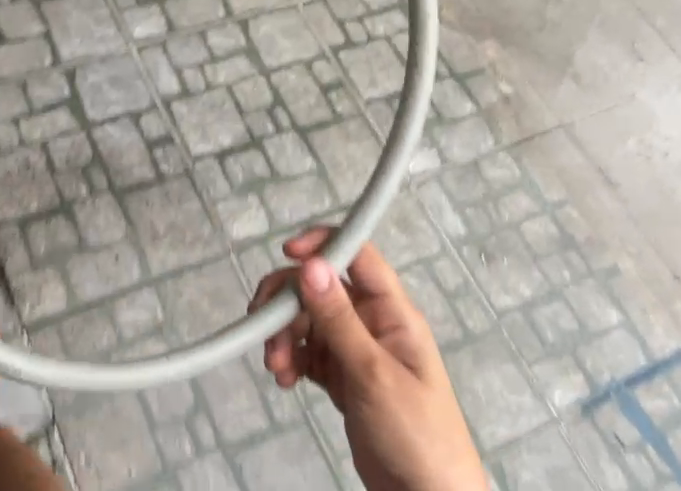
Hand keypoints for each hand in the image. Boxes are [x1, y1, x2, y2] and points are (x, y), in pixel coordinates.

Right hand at [250, 228, 485, 490]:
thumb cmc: (417, 435)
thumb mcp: (373, 374)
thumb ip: (339, 319)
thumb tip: (310, 265)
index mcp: (392, 313)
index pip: (357, 255)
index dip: (321, 245)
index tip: (287, 254)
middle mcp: (371, 322)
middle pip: (318, 287)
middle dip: (287, 302)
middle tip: (264, 323)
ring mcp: (354, 348)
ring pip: (305, 318)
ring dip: (282, 335)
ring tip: (275, 366)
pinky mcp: (340, 374)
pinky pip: (304, 350)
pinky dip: (288, 358)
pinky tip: (284, 379)